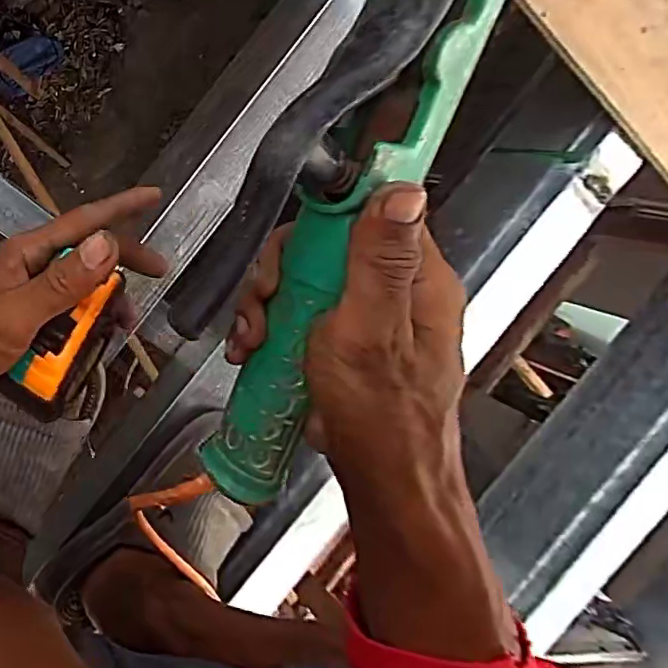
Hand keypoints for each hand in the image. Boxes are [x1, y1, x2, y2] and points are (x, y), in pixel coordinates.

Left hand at [0, 186, 168, 430]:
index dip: (118, 208)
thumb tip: (105, 244)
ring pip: (81, 291)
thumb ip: (63, 281)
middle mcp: (30, 268)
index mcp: (25, 254)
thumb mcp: (19, 312)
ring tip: (122, 326)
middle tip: (157, 275)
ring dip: (103, 306)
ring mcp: (29, 296)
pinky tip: (94, 344)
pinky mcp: (29, 323)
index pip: (80, 222)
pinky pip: (67, 318)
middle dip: (120, 267)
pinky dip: (84, 329)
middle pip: (87, 257)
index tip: (151, 197)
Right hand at [226, 183, 466, 477]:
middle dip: (278, 272)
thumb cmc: (378, 410)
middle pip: (319, 246)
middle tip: (262, 302)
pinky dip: (265, 325)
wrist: (378, 476)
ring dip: (262, 304)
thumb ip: (380, 262)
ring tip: (252, 339)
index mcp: (416, 279)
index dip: (321, 222)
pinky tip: (253, 348)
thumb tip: (402, 191)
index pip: (369, 214)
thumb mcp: (371, 329)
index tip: (289, 254)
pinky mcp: (335, 335)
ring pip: (297, 278)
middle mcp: (391, 289)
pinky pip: (291, 310)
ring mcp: (360, 313)